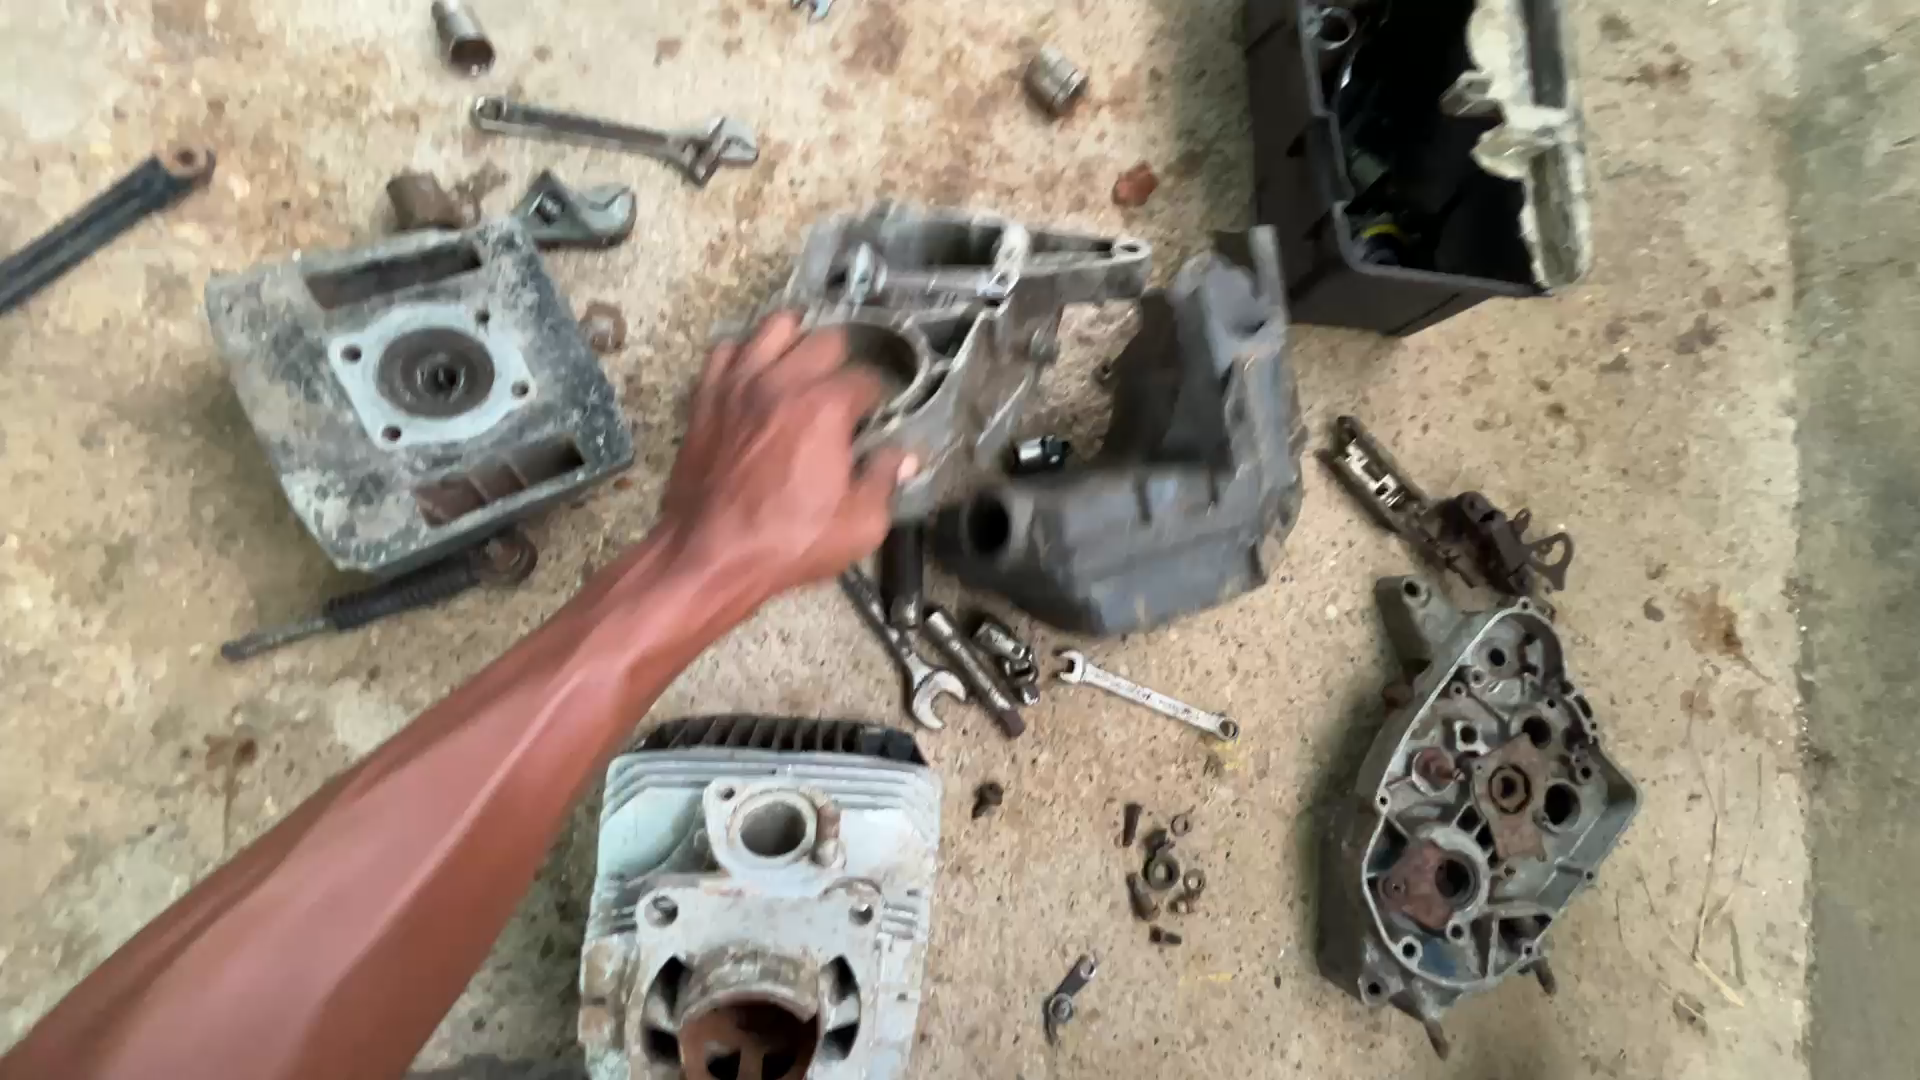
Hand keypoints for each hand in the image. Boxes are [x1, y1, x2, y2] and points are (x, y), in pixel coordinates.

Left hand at [659, 311, 913, 597]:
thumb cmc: (788, 542)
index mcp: (825, 408)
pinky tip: (757, 375)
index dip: (880, 397)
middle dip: (845, 362)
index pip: (867, 379)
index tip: (879, 416)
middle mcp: (782, 382)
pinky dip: (747, 353)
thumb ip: (885, 481)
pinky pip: (727, 349)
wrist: (709, 555)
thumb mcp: (860, 524)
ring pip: (775, 327)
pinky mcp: (706, 397)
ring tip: (806, 367)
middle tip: (847, 393)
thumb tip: (903, 458)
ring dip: (798, 341)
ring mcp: (739, 384)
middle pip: (826, 340)